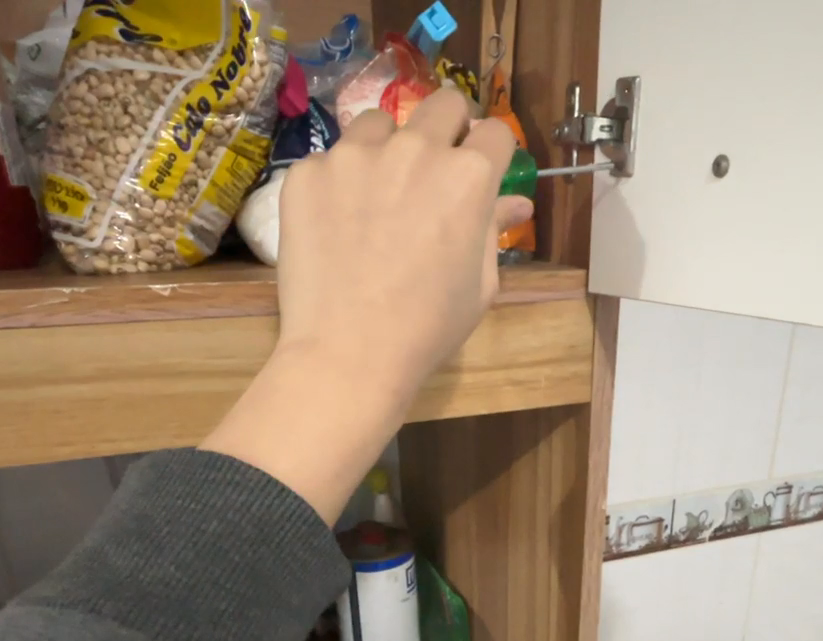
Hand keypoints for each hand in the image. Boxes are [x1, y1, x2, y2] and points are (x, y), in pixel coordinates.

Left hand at [201, 88, 531, 522]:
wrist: (349, 353)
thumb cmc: (428, 329)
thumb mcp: (479, 286)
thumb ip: (494, 231)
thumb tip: (515, 204)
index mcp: (468, 177)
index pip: (495, 132)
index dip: (491, 153)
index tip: (482, 171)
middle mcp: (415, 149)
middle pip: (443, 105)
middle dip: (448, 129)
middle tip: (435, 171)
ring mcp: (355, 155)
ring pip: (380, 124)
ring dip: (388, 148)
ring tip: (378, 197)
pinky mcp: (308, 171)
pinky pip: (331, 161)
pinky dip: (340, 184)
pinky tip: (337, 228)